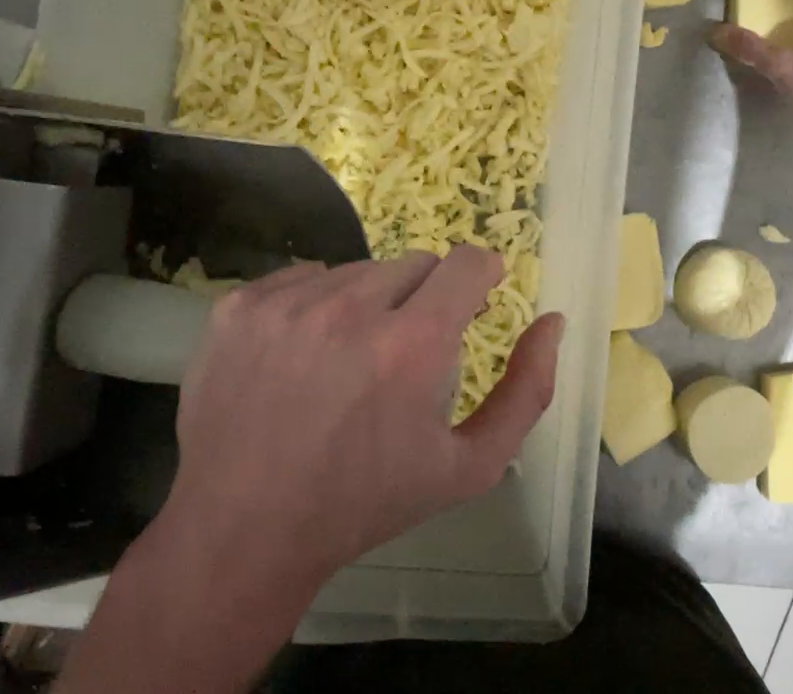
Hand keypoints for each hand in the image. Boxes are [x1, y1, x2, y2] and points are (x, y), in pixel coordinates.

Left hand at [158, 245, 564, 594]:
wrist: (246, 529)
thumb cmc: (367, 501)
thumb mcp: (469, 466)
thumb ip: (527, 391)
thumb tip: (552, 323)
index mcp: (411, 346)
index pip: (465, 263)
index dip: (480, 274)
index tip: (476, 296)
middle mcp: (348, 308)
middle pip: (413, 265)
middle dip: (424, 298)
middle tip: (407, 350)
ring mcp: (286, 303)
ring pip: (356, 271)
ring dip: (369, 302)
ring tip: (352, 359)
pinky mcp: (239, 306)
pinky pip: (302, 278)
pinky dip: (316, 304)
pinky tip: (306, 354)